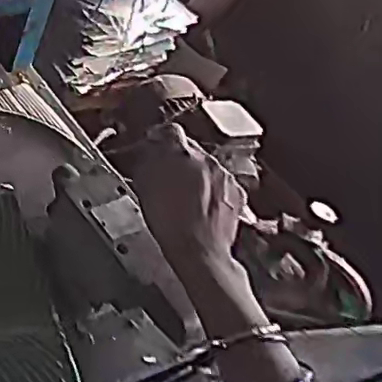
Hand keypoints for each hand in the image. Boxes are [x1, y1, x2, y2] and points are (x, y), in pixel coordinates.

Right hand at [128, 123, 246, 277]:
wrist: (199, 250)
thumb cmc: (169, 222)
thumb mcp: (144, 185)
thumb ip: (147, 160)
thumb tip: (149, 148)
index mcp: (181, 153)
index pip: (170, 130)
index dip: (159, 138)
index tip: (154, 145)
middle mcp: (207, 160)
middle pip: (189, 148)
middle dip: (177, 159)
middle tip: (162, 174)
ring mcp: (225, 176)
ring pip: (205, 166)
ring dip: (194, 174)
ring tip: (180, 195)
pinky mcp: (237, 192)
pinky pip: (219, 182)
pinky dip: (209, 189)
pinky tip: (197, 204)